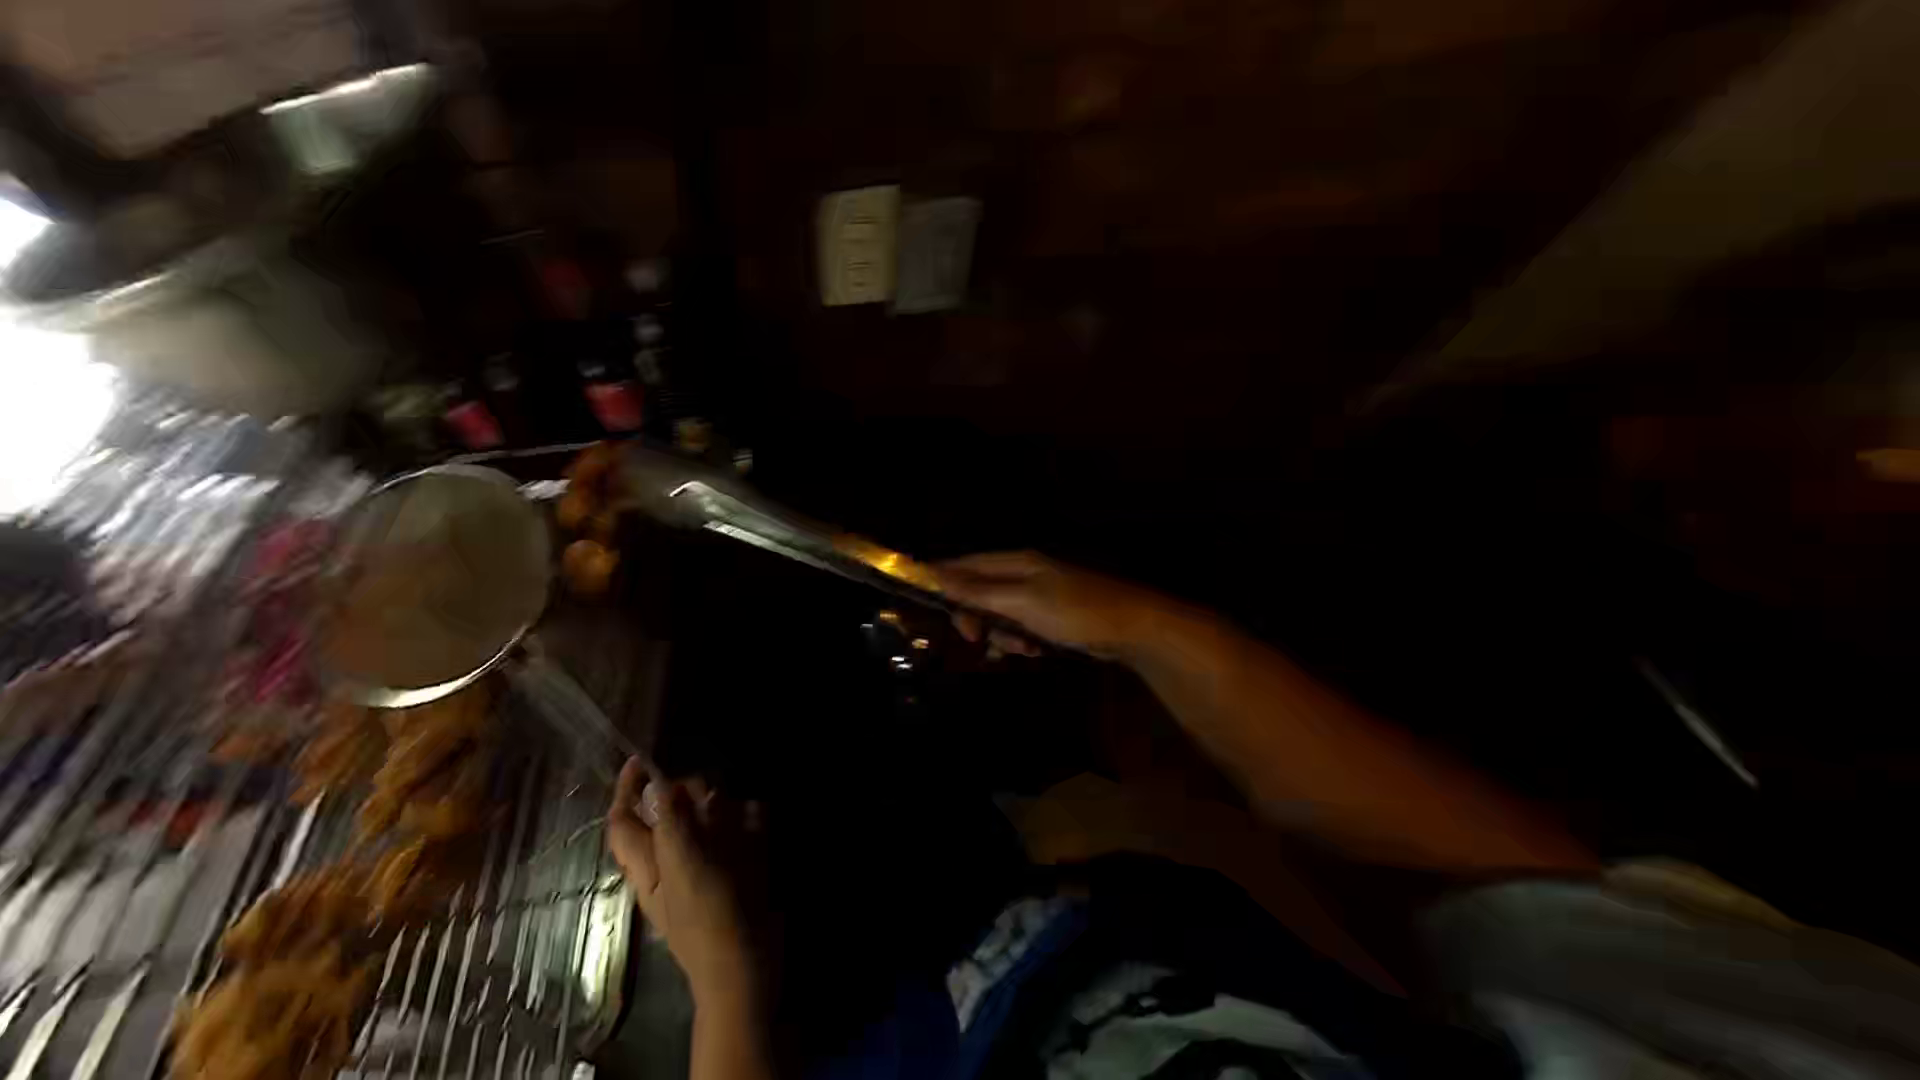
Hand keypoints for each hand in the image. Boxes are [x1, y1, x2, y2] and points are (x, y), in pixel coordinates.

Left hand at [606, 758, 764, 1003]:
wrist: (748, 964)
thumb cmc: (709, 919)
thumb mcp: (684, 868)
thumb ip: (670, 825)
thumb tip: (656, 785)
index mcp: (647, 866)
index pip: (623, 821)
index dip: (627, 791)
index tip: (641, 760)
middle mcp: (670, 863)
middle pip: (667, 814)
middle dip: (686, 796)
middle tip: (706, 792)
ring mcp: (703, 866)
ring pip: (704, 820)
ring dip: (718, 807)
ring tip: (733, 808)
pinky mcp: (733, 868)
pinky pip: (737, 831)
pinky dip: (745, 821)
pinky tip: (756, 822)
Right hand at [936, 551, 1179, 659]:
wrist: (1130, 627)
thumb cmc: (1074, 610)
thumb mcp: (1021, 601)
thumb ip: (978, 590)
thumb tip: (936, 574)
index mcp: (1015, 562)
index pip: (966, 565)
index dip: (944, 582)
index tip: (930, 604)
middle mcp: (1022, 575)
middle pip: (979, 594)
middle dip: (977, 619)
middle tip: (978, 639)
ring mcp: (1036, 596)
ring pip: (998, 616)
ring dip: (1003, 636)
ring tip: (1023, 648)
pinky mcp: (1049, 617)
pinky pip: (1020, 628)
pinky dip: (1021, 642)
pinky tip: (1034, 652)